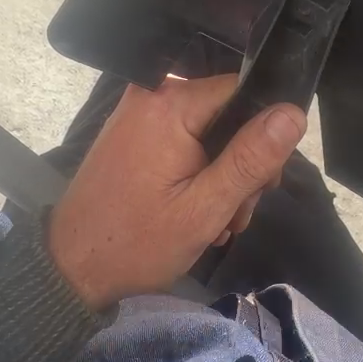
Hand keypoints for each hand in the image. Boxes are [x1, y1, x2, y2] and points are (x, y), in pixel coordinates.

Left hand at [48, 75, 306, 310]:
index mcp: (171, 101)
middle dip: (243, 162)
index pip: (244, 91)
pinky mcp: (137, 126)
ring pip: (212, 125)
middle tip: (237, 213)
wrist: (67, 271)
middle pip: (229, 110)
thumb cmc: (135, 243)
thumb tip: (294, 114)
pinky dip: (199, 167)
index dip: (264, 133)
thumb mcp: (204, 209)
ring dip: (223, 171)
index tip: (264, 183)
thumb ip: (251, 158)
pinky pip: (187, 133)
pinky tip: (199, 206)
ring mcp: (142, 107)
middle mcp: (156, 91)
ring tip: (218, 220)